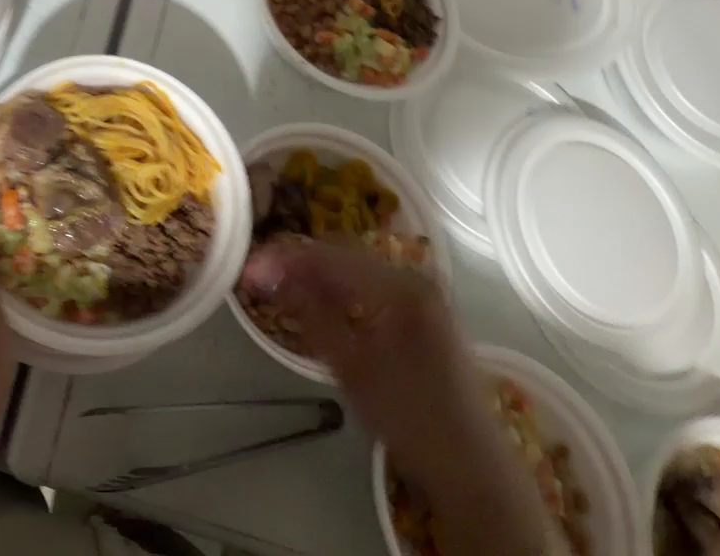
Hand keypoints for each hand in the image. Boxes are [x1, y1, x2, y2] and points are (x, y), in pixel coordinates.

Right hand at [239, 238, 497, 491]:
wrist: (472, 465)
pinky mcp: (426, 307)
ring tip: (281, 290)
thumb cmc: (408, 419)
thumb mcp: (348, 365)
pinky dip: (341, 287)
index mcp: (400, 285)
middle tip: (259, 281)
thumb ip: (307, 310)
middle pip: (343, 253)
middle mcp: (415, 275)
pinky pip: (372, 282)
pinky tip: (320, 303)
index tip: (247, 271)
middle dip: (298, 263)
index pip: (328, 255)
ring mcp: (424, 290)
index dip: (283, 259)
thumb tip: (264, 272)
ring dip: (318, 274)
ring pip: (356, 266)